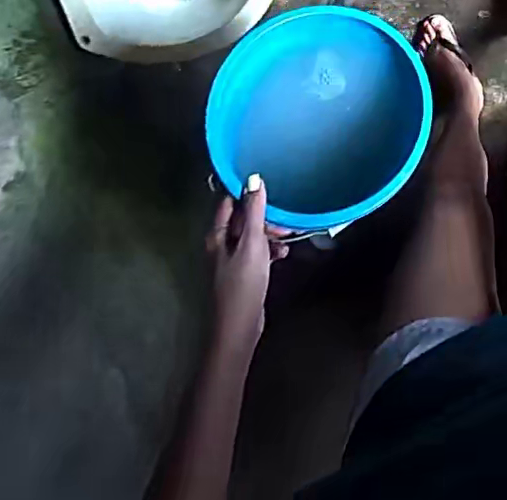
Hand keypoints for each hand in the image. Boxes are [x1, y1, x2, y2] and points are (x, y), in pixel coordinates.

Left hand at [207, 175, 289, 351]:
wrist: (239, 327)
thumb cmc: (243, 282)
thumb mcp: (252, 243)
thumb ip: (254, 211)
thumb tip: (254, 178)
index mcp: (217, 234)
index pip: (230, 201)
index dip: (246, 191)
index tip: (268, 183)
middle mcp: (221, 243)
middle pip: (243, 218)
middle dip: (264, 215)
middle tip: (285, 218)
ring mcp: (231, 258)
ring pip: (252, 234)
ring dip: (270, 232)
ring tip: (288, 236)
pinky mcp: (242, 271)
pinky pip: (257, 250)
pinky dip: (269, 248)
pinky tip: (282, 253)